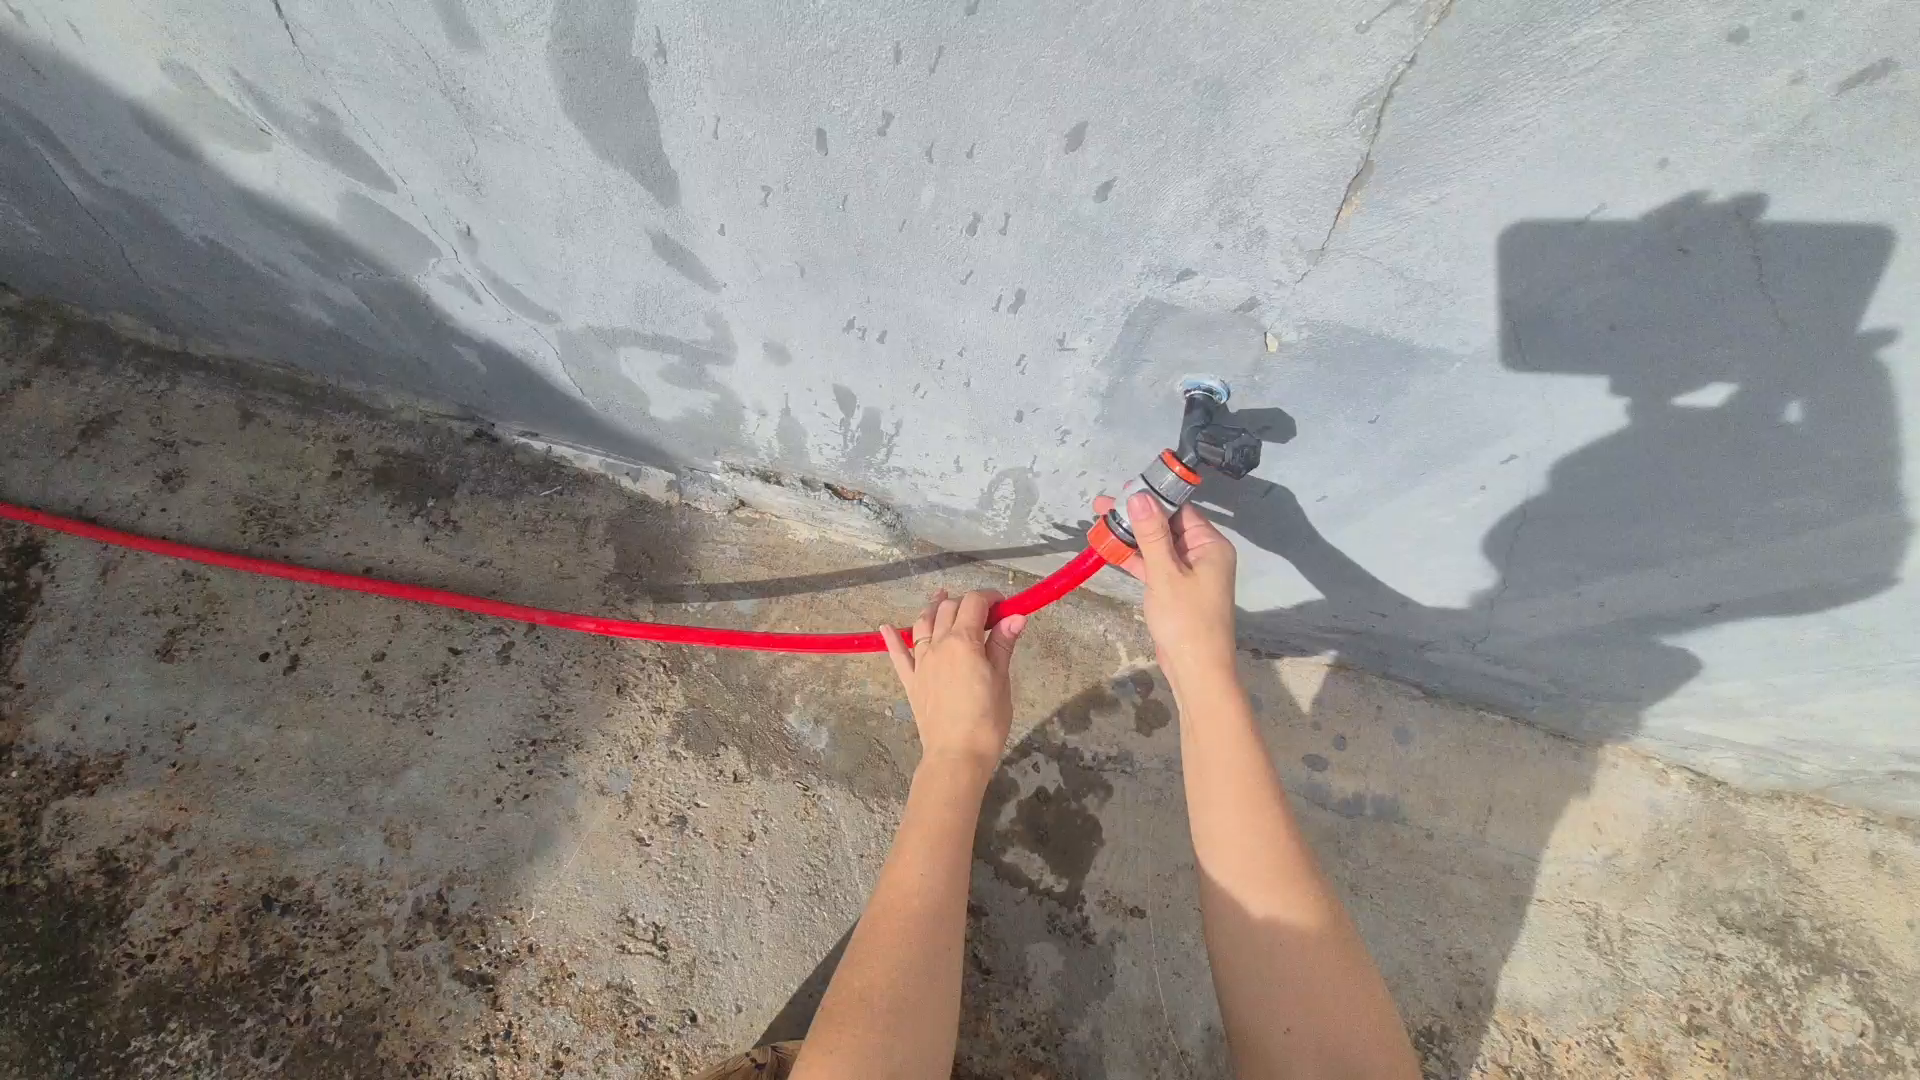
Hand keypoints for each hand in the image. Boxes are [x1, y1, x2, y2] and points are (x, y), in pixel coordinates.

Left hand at [880, 589, 1027, 783]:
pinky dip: (892, 638)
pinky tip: (885, 627)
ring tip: (942, 600)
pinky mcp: (911, 681)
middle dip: (966, 602)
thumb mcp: (1002, 680)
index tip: (1004, 606)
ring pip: (923, 623)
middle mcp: (938, 644)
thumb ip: (1003, 644)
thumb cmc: (987, 720)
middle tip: (984, 613)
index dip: (990, 598)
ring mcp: (921, 662)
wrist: (956, 755)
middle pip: (948, 608)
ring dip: (933, 608)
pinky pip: (898, 655)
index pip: (974, 602)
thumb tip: (1016, 615)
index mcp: (964, 641)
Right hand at [1093, 492, 1238, 686]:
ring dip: (1130, 537)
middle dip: (1135, 516)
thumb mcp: (1165, 573)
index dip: (1152, 498)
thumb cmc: (1186, 619)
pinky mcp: (1175, 590)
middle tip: (1101, 505)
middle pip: (1166, 526)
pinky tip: (1109, 549)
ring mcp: (1188, 573)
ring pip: (1156, 546)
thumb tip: (1139, 495)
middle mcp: (1202, 555)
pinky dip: (1134, 558)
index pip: (1180, 510)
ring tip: (1098, 522)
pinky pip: (1153, 565)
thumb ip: (1151, 534)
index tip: (1122, 489)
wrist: (1196, 670)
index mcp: (1210, 545)